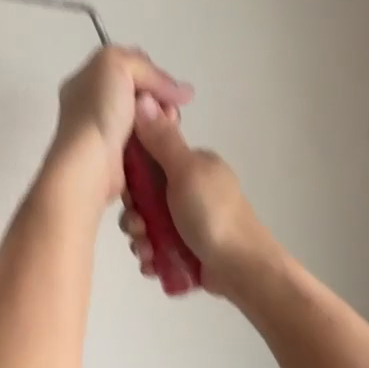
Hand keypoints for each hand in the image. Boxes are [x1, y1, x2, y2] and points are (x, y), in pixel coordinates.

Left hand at [47, 47, 192, 199]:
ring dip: (163, 119)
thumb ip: (144, 66)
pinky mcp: (120, 156)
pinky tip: (163, 140)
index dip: (151, 71)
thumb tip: (180, 91)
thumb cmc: (98, 111)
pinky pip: (148, 141)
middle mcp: (94, 104)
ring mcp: (107, 131)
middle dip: (161, 97)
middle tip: (169, 108)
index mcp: (87, 79)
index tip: (168, 86)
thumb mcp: (114, 64)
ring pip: (148, 117)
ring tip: (169, 124)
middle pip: (141, 92)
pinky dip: (159, 139)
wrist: (90, 164)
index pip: (127, 64)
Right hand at [120, 102, 276, 295]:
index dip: (130, 177)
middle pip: (143, 196)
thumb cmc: (214, 215)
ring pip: (147, 224)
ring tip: (148, 252)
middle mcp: (189, 189)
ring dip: (141, 239)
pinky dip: (151, 256)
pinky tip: (153, 264)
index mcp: (192, 165)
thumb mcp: (186, 171)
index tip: (126, 194)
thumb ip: (161, 140)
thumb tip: (143, 98)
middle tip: (139, 229)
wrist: (242, 269)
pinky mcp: (186, 248)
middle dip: (135, 216)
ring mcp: (188, 220)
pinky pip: (156, 248)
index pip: (147, 160)